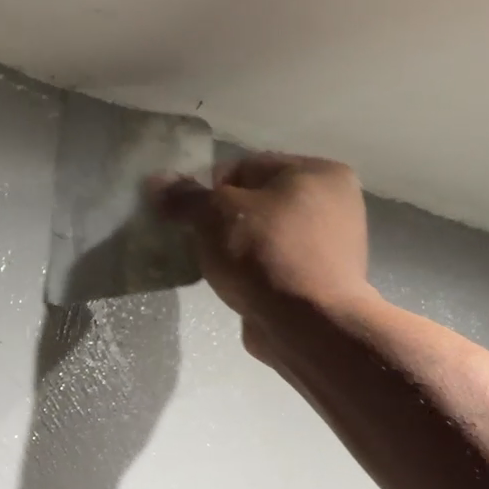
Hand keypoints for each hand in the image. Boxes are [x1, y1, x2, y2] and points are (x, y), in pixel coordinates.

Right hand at [151, 154, 377, 357]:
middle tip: (197, 242)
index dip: (208, 190)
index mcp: (317, 171)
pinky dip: (252, 268)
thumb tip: (155, 180)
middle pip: (255, 200)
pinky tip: (236, 283)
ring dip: (235, 246)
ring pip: (264, 233)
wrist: (306, 322)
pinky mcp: (320, 276)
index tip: (188, 218)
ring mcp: (331, 240)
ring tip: (214, 266)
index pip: (244, 167)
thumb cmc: (263, 255)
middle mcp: (333, 199)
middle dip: (221, 219)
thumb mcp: (214, 217)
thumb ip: (185, 197)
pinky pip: (274, 261)